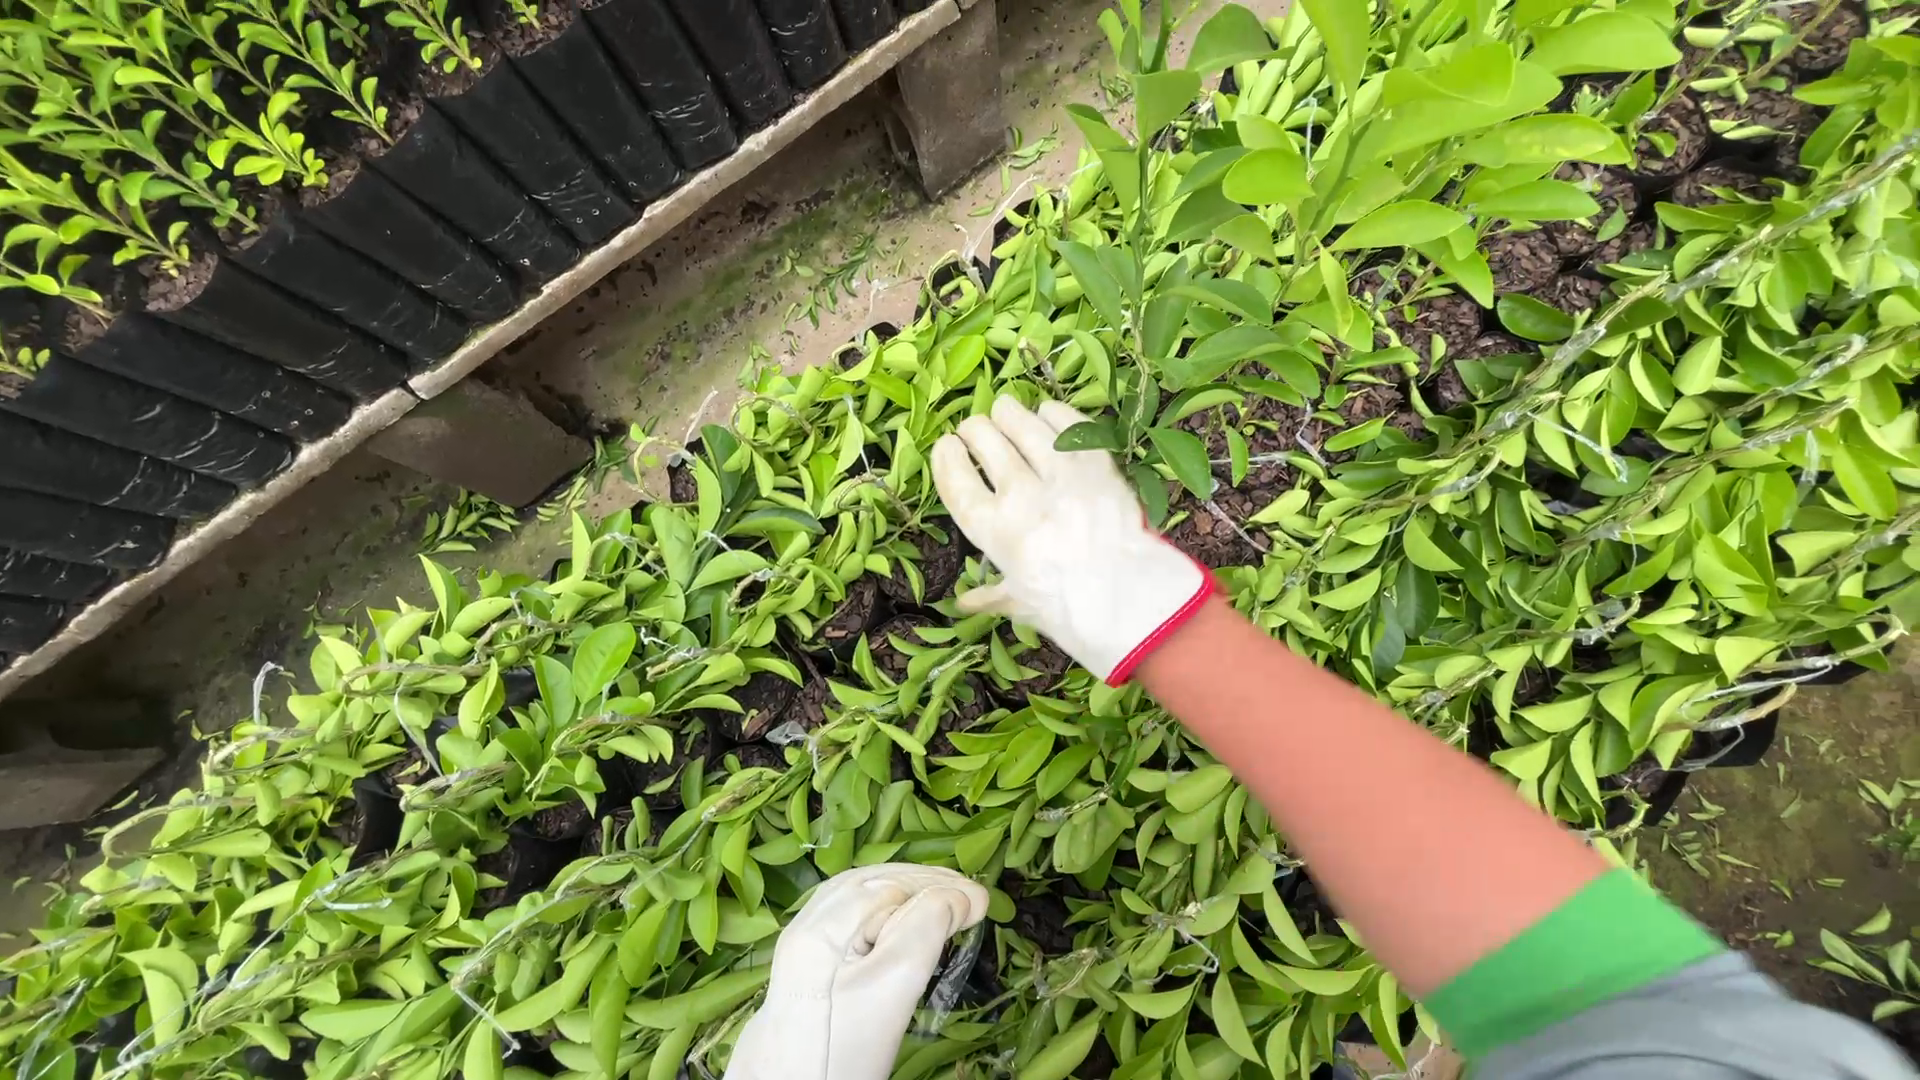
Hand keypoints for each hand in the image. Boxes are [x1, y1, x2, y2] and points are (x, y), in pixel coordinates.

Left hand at [724, 865, 988, 1079]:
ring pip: (867, 887)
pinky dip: (890, 896)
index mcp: (822, 926)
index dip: (942, 892)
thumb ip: (923, 932)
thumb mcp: (892, 992)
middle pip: (879, 881)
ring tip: (950, 893)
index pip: (894, 890)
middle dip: (930, 882)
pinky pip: (855, 901)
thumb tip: (960, 895)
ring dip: (912, 885)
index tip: (981, 904)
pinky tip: (911, 905)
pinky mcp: (810, 942)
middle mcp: (808, 915)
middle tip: (974, 896)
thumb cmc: (846, 1047)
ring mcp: (805, 927)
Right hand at [931, 395, 1214, 684]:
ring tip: (1004, 412)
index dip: (946, 457)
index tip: (946, 446)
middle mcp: (1023, 496)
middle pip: (986, 442)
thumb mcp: (1023, 605)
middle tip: (975, 430)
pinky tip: (1044, 414)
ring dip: (1008, 414)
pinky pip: (1067, 422)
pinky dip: (1052, 414)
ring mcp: (1062, 474)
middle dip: (974, 431)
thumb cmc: (1072, 609)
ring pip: (1023, 424)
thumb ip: (992, 596)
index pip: (957, 481)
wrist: (1136, 599)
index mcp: (996, 532)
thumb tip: (964, 603)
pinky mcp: (1097, 462)